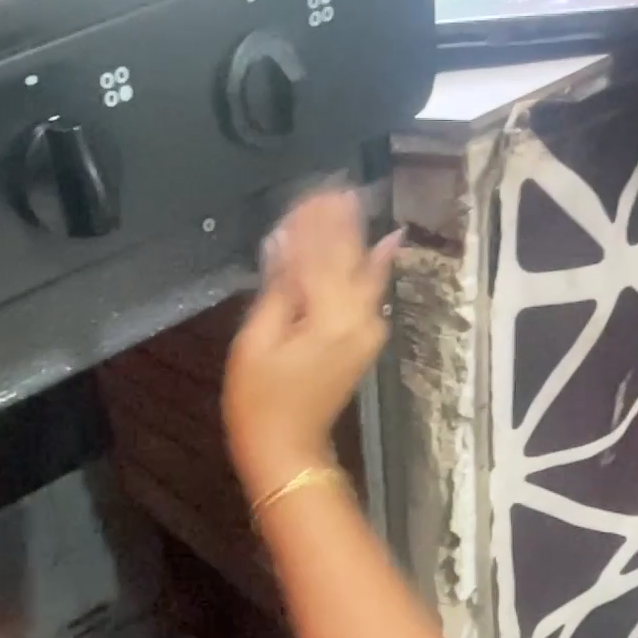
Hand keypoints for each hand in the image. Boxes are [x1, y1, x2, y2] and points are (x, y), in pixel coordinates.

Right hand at [223, 189, 399, 500]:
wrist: (287, 450)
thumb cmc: (258, 401)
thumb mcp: (255, 342)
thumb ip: (277, 290)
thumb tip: (285, 245)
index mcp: (329, 315)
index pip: (321, 252)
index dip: (313, 221)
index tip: (308, 190)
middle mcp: (359, 316)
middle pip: (348, 256)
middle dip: (337, 222)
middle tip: (331, 187)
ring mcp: (367, 330)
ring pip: (364, 271)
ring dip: (352, 238)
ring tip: (347, 201)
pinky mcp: (365, 340)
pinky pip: (370, 292)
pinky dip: (366, 265)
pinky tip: (381, 241)